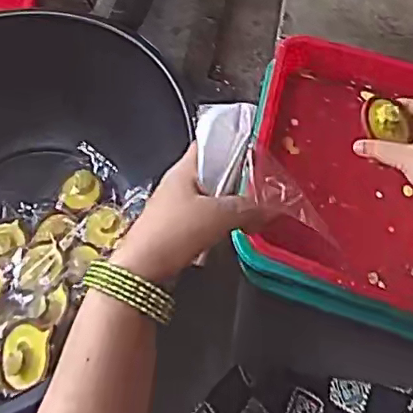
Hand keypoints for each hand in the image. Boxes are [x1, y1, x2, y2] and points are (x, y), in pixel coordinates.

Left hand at [114, 143, 265, 282]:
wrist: (142, 272)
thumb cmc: (173, 232)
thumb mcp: (217, 216)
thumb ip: (247, 209)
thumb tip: (269, 209)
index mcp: (184, 169)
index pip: (208, 143)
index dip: (230, 140)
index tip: (253, 145)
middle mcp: (178, 183)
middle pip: (213, 173)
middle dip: (236, 180)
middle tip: (259, 186)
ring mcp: (175, 206)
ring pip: (210, 199)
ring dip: (228, 207)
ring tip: (250, 214)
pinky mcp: (176, 230)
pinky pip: (203, 221)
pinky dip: (217, 227)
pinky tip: (229, 236)